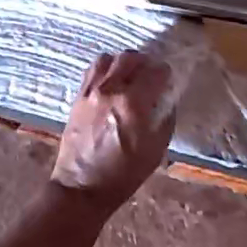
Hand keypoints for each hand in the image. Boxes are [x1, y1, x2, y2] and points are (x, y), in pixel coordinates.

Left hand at [50, 52, 175, 213]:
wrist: (81, 187)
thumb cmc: (122, 175)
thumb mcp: (154, 152)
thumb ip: (164, 120)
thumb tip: (167, 100)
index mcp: (133, 105)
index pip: (154, 73)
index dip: (164, 73)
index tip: (167, 77)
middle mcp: (111, 90)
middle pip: (130, 58)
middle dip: (144, 62)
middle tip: (150, 72)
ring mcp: (91, 91)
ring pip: (109, 58)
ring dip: (123, 62)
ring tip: (129, 73)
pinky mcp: (78, 96)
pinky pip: (92, 69)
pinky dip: (105, 68)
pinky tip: (110, 79)